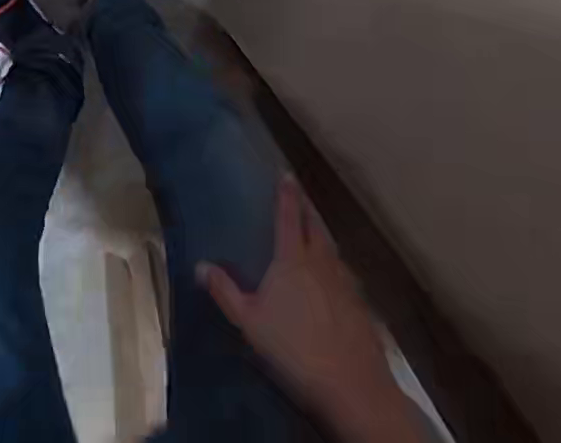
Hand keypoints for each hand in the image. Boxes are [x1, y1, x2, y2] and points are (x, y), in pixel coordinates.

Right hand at [200, 177, 419, 442]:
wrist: (352, 385)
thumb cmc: (294, 347)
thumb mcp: (249, 321)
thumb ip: (225, 291)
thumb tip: (200, 265)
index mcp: (292, 258)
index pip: (288, 217)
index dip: (287, 195)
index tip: (287, 175)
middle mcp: (321, 262)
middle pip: (315, 226)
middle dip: (307, 208)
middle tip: (301, 195)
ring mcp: (345, 283)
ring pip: (332, 248)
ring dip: (322, 234)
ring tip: (315, 230)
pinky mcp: (360, 305)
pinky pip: (344, 272)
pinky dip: (334, 263)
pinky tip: (332, 277)